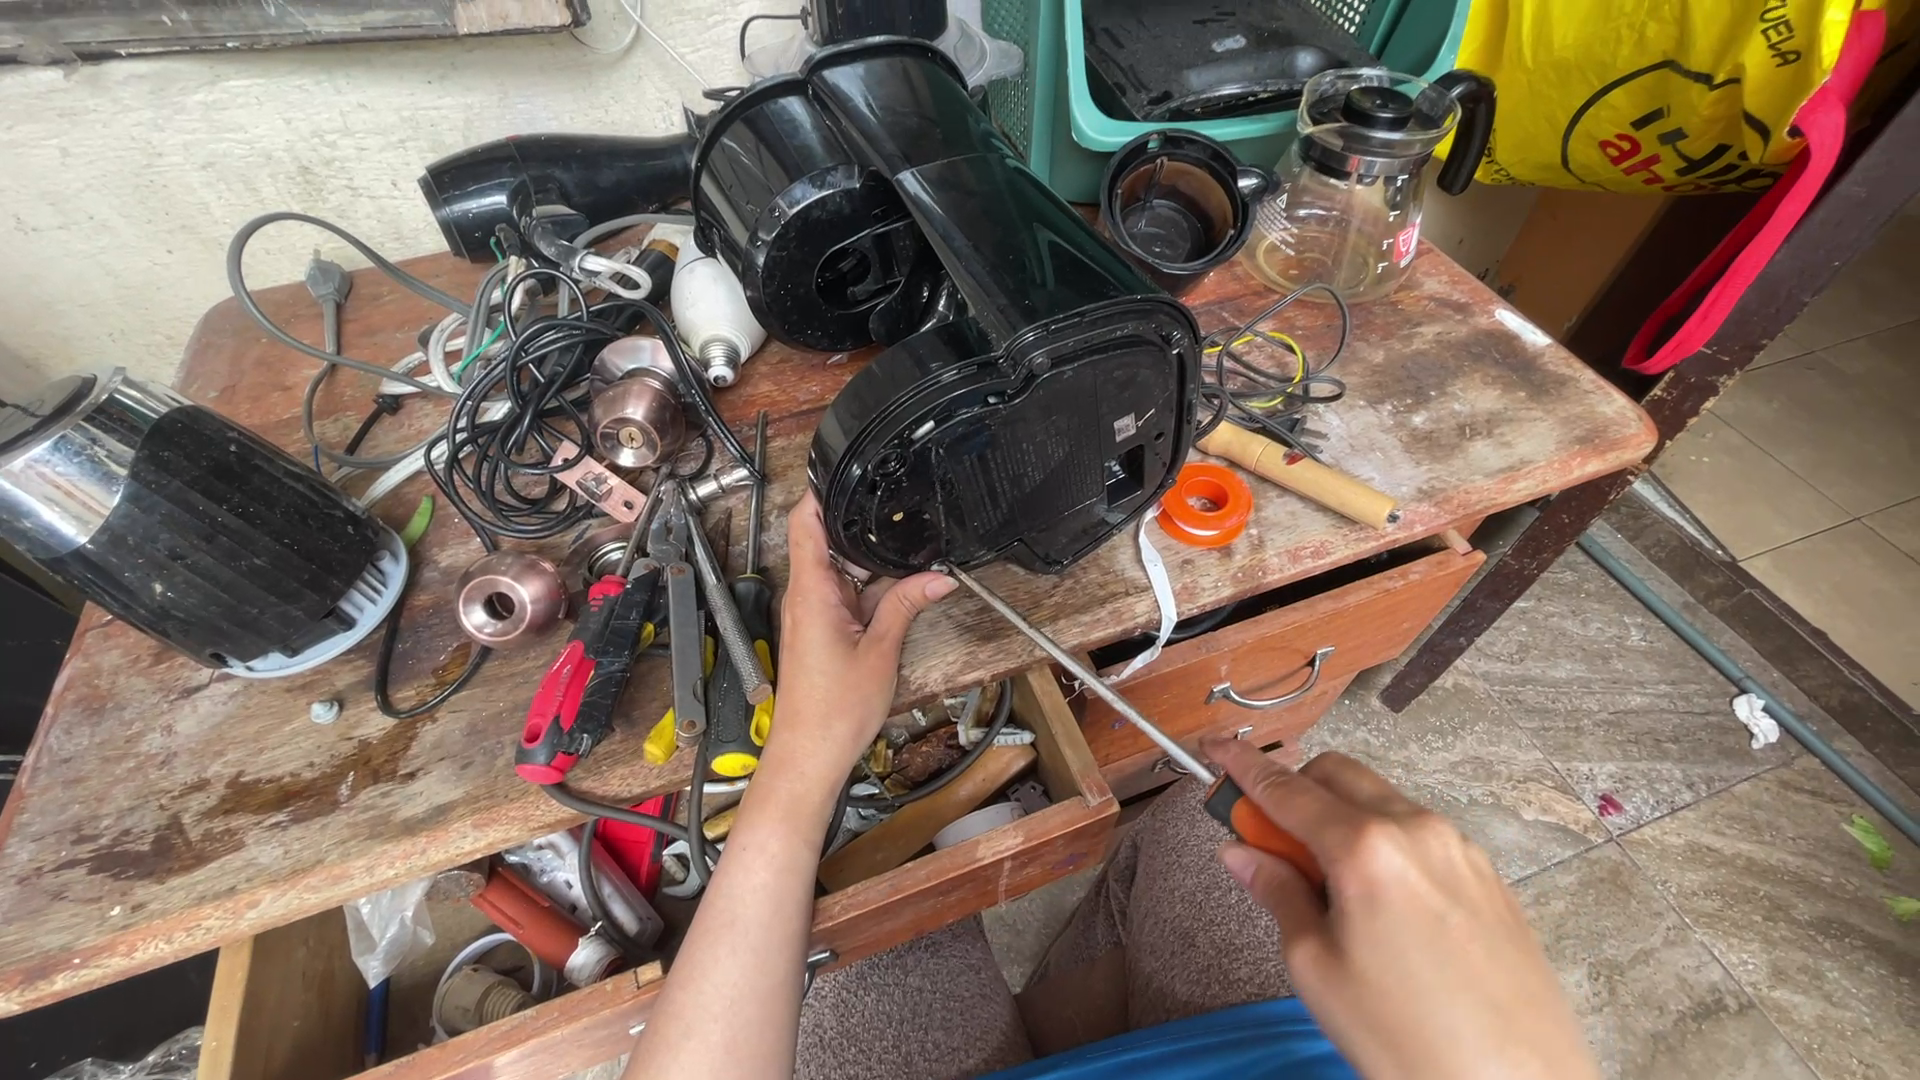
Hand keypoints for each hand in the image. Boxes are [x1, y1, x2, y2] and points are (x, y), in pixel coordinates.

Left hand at [765, 492, 956, 778]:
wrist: (810, 755)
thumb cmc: (835, 710)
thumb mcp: (881, 649)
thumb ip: (908, 605)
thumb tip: (940, 577)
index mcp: (812, 590)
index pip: (805, 521)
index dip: (820, 490)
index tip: (842, 468)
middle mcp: (805, 596)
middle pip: (827, 542)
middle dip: (862, 528)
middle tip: (899, 514)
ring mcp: (811, 614)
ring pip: (841, 571)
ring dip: (870, 566)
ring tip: (908, 559)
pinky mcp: (819, 631)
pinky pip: (844, 596)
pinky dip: (868, 591)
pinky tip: (897, 594)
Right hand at [1204, 740, 1596, 1079]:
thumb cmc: (1404, 1040)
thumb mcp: (1315, 966)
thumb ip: (1275, 890)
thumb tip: (1239, 850)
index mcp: (1365, 848)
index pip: (1284, 787)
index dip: (1241, 764)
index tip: (1213, 748)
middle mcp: (1415, 829)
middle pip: (1334, 772)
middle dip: (1293, 787)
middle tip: (1271, 839)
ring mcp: (1459, 848)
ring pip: (1377, 798)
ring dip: (1338, 814)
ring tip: (1329, 883)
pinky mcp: (1488, 874)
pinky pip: (1416, 830)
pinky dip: (1379, 838)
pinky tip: (1380, 901)